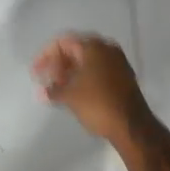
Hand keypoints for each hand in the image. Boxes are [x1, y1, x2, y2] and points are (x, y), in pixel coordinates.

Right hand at [31, 32, 148, 142]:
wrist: (133, 127)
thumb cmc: (98, 104)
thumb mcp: (70, 97)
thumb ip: (52, 90)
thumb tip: (40, 92)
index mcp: (92, 46)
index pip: (62, 42)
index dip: (45, 56)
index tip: (35, 72)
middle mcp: (106, 48)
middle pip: (75, 50)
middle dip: (58, 64)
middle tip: (47, 79)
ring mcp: (118, 62)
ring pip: (88, 61)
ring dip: (71, 72)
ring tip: (59, 88)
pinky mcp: (124, 77)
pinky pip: (99, 70)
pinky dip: (85, 77)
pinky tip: (77, 92)